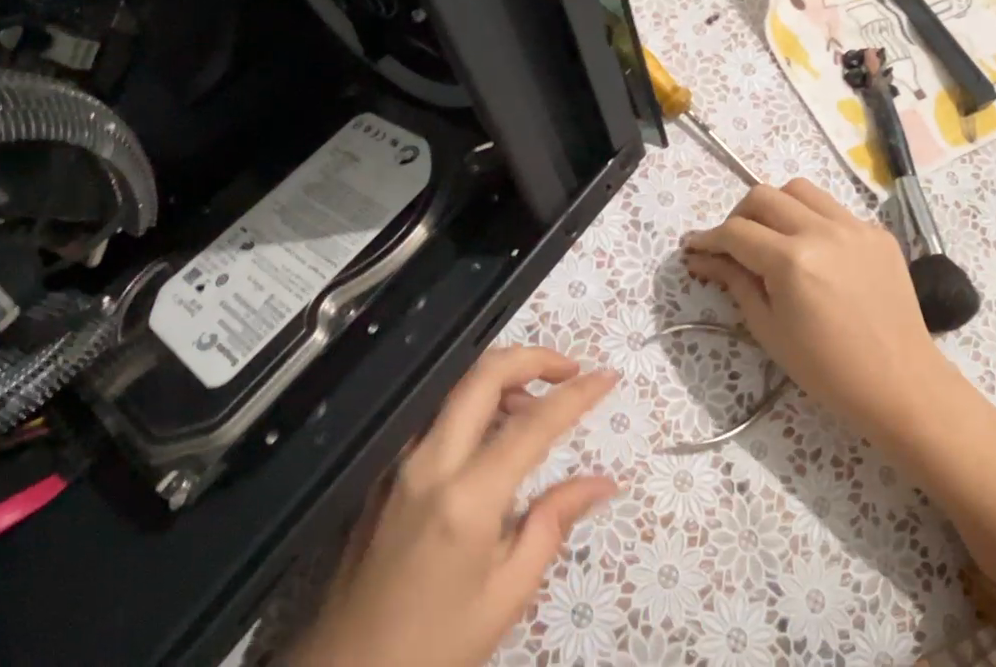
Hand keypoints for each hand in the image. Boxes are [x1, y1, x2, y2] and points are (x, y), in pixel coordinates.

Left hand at [291, 347, 617, 666]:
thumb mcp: (508, 592)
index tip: (608, 377)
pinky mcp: (386, 472)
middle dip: (532, 357)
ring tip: (538, 408)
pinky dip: (473, 407)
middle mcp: (429, 463)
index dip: (577, 394)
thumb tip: (601, 483)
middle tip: (570, 370)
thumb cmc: (436, 642)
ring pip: (455, 390)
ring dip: (502, 380)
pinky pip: (436, 418)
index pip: (533, 424)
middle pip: (481, 375)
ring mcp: (401, 463)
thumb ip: (554, 522)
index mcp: (467, 497)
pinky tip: (494, 439)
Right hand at [682, 179, 946, 440]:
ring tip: (771, 239)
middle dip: (738, 216)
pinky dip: (812, 221)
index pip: (735, 232)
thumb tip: (703, 258)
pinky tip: (813, 253)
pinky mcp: (878, 234)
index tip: (694, 248)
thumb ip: (735, 282)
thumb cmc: (825, 368)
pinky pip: (834, 210)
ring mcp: (855, 227)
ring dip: (776, 207)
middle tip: (732, 245)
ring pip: (800, 191)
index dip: (708, 239)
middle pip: (764, 197)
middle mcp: (823, 231)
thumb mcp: (768, 328)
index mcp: (792, 261)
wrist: (898, 382)